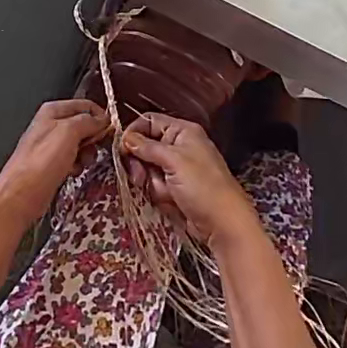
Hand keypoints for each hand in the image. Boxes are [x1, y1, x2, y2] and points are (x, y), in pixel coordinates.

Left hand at [0, 100, 110, 224]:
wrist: (22, 194)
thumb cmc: (41, 162)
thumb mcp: (68, 132)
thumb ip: (87, 121)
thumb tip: (102, 118)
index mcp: (52, 111)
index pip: (85, 105)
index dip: (100, 117)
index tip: (110, 131)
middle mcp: (51, 125)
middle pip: (85, 125)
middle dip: (93, 138)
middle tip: (92, 149)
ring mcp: (51, 145)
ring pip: (81, 144)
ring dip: (86, 154)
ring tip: (80, 162)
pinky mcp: (53, 163)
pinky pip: (74, 159)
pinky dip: (78, 165)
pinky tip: (72, 171)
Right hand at [120, 113, 258, 248]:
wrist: (224, 226)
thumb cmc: (203, 187)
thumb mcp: (174, 161)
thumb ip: (146, 147)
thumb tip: (125, 138)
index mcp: (183, 131)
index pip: (148, 121)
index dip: (133, 133)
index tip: (123, 149)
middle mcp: (178, 146)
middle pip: (143, 145)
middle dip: (139, 161)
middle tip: (139, 175)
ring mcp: (176, 168)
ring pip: (145, 166)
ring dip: (148, 180)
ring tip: (160, 191)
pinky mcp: (174, 187)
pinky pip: (153, 183)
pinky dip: (156, 191)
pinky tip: (167, 199)